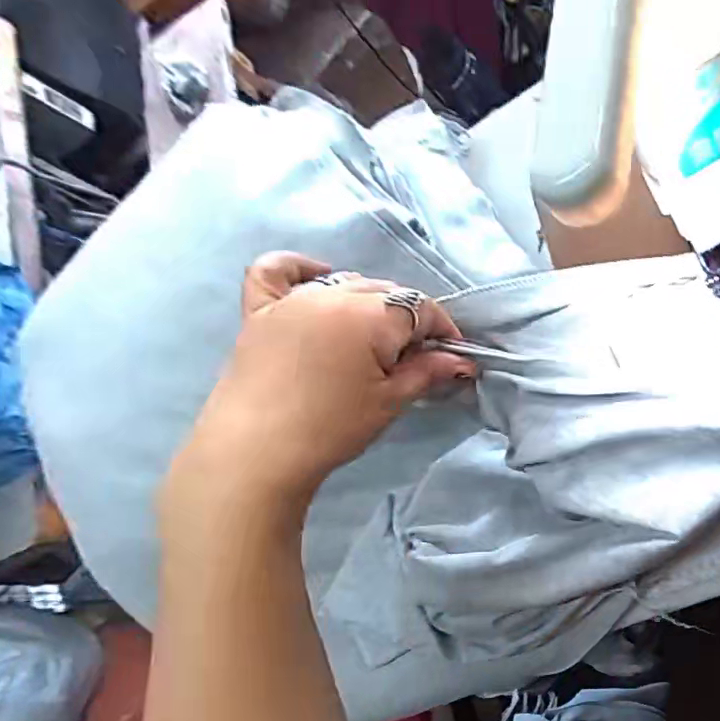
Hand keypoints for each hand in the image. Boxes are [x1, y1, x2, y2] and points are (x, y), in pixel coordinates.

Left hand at [162, 252, 473, 532]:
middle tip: (416, 358)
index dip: (443, 329)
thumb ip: (426, 373)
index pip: (419, 307)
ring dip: (368, 301)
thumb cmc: (333, 428)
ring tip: (375, 339)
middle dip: (409, 319)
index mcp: (368, 316)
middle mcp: (330, 295)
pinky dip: (299, 270)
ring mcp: (291, 299)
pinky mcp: (259, 310)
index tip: (452, 357)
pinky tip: (316, 279)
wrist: (258, 450)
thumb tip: (461, 361)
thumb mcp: (389, 401)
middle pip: (384, 291)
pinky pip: (277, 271)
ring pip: (343, 282)